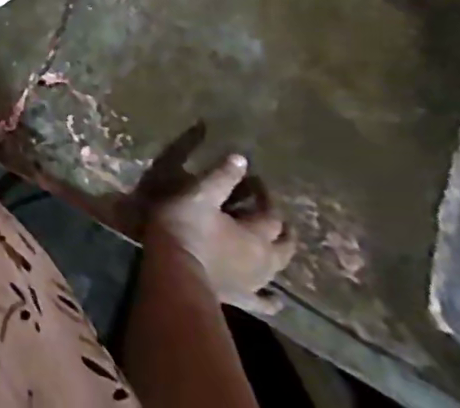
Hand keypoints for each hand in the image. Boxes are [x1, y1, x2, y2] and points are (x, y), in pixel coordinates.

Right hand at [132, 124, 295, 314]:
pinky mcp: (243, 298)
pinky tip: (275, 298)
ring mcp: (256, 282)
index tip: (257, 181)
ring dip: (279, 255)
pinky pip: (264, 301)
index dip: (265, 196)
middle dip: (282, 227)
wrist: (175, 270)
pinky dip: (272, 299)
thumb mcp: (199, 195)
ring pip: (278, 269)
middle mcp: (266, 259)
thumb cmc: (186, 227)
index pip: (270, 212)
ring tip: (276, 247)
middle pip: (284, 243)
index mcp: (257, 233)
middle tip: (275, 215)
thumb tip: (241, 158)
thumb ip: (221, 178)